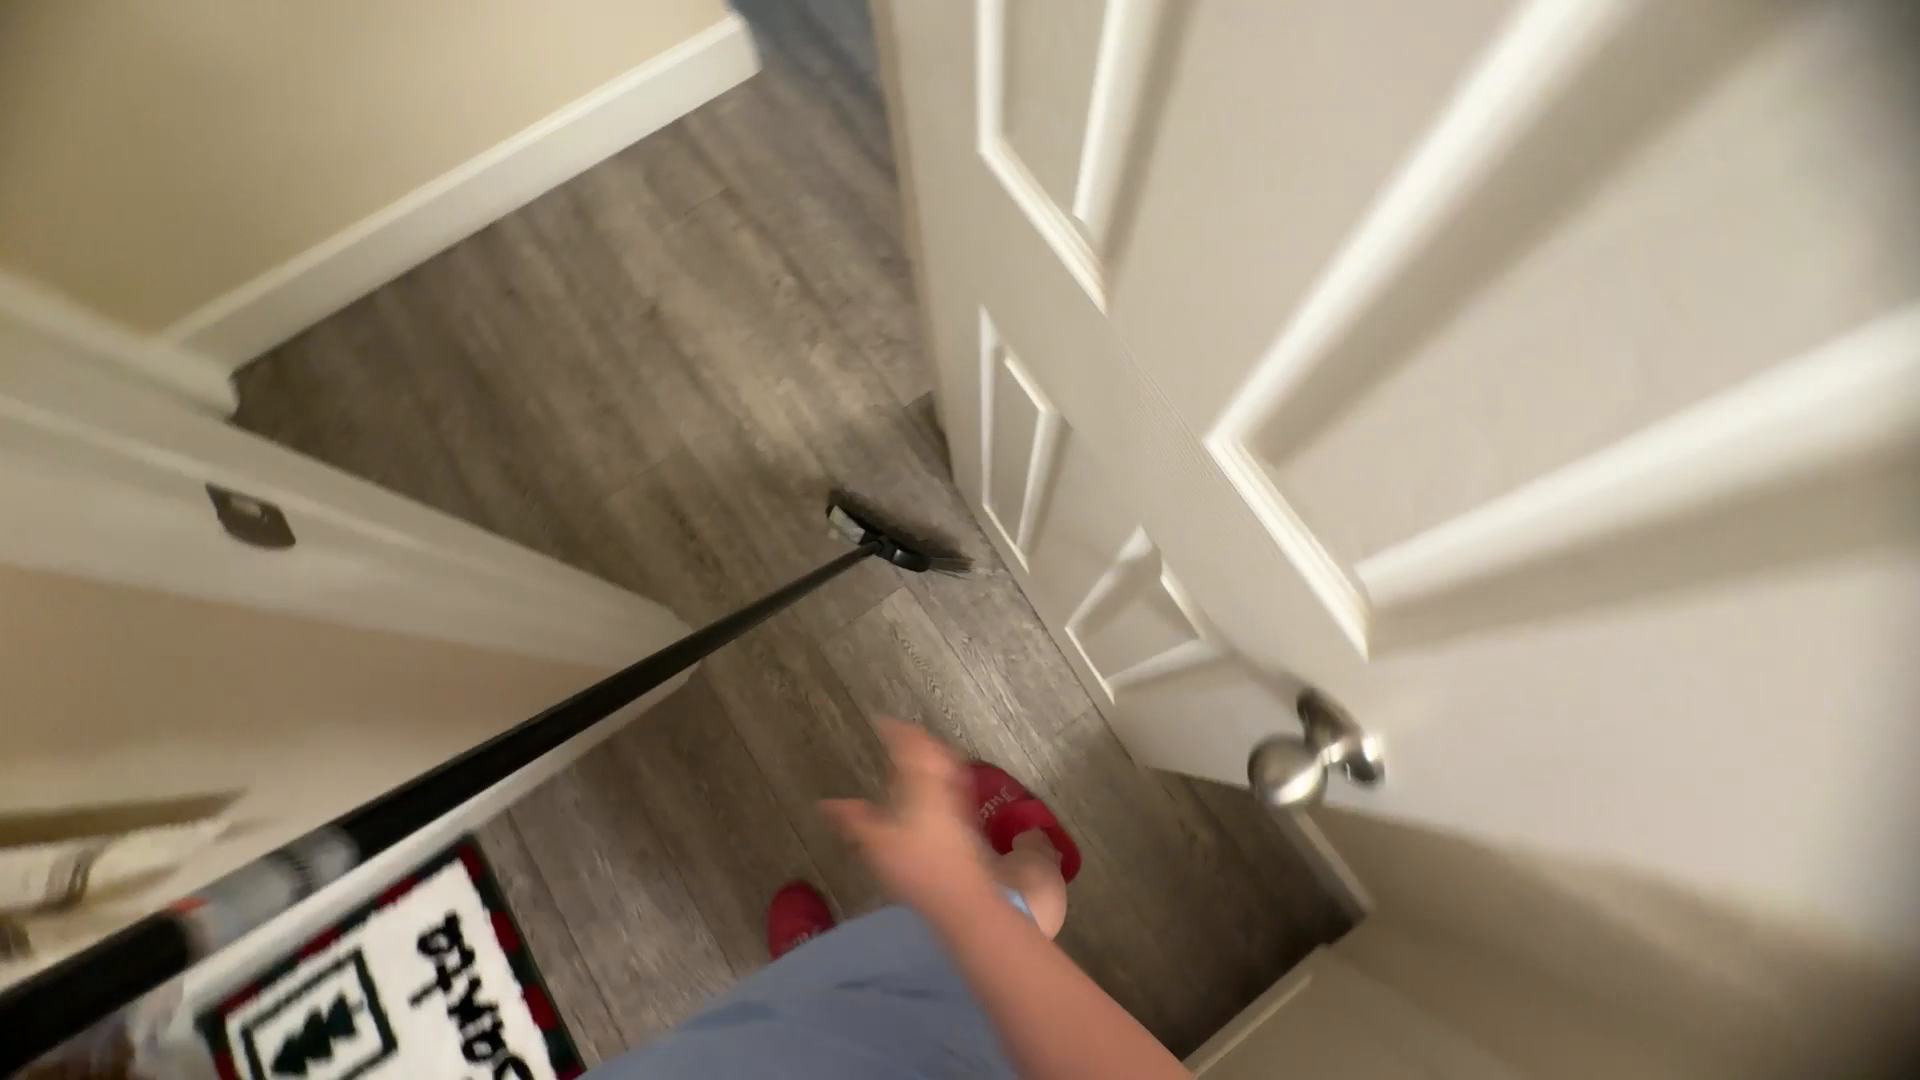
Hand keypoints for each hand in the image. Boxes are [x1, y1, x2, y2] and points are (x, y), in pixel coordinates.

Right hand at [822, 718, 998, 916]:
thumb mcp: (874, 842)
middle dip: (918, 738)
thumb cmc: (915, 865)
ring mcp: (958, 802)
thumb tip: (822, 804)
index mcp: (920, 781)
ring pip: (947, 765)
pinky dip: (941, 774)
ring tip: (919, 754)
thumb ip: (851, 819)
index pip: (909, 744)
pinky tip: (933, 790)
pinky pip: (953, 782)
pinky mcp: (965, 821)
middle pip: (934, 750)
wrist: (961, 896)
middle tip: (902, 734)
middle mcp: (942, 784)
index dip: (895, 729)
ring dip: (932, 754)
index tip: (881, 721)